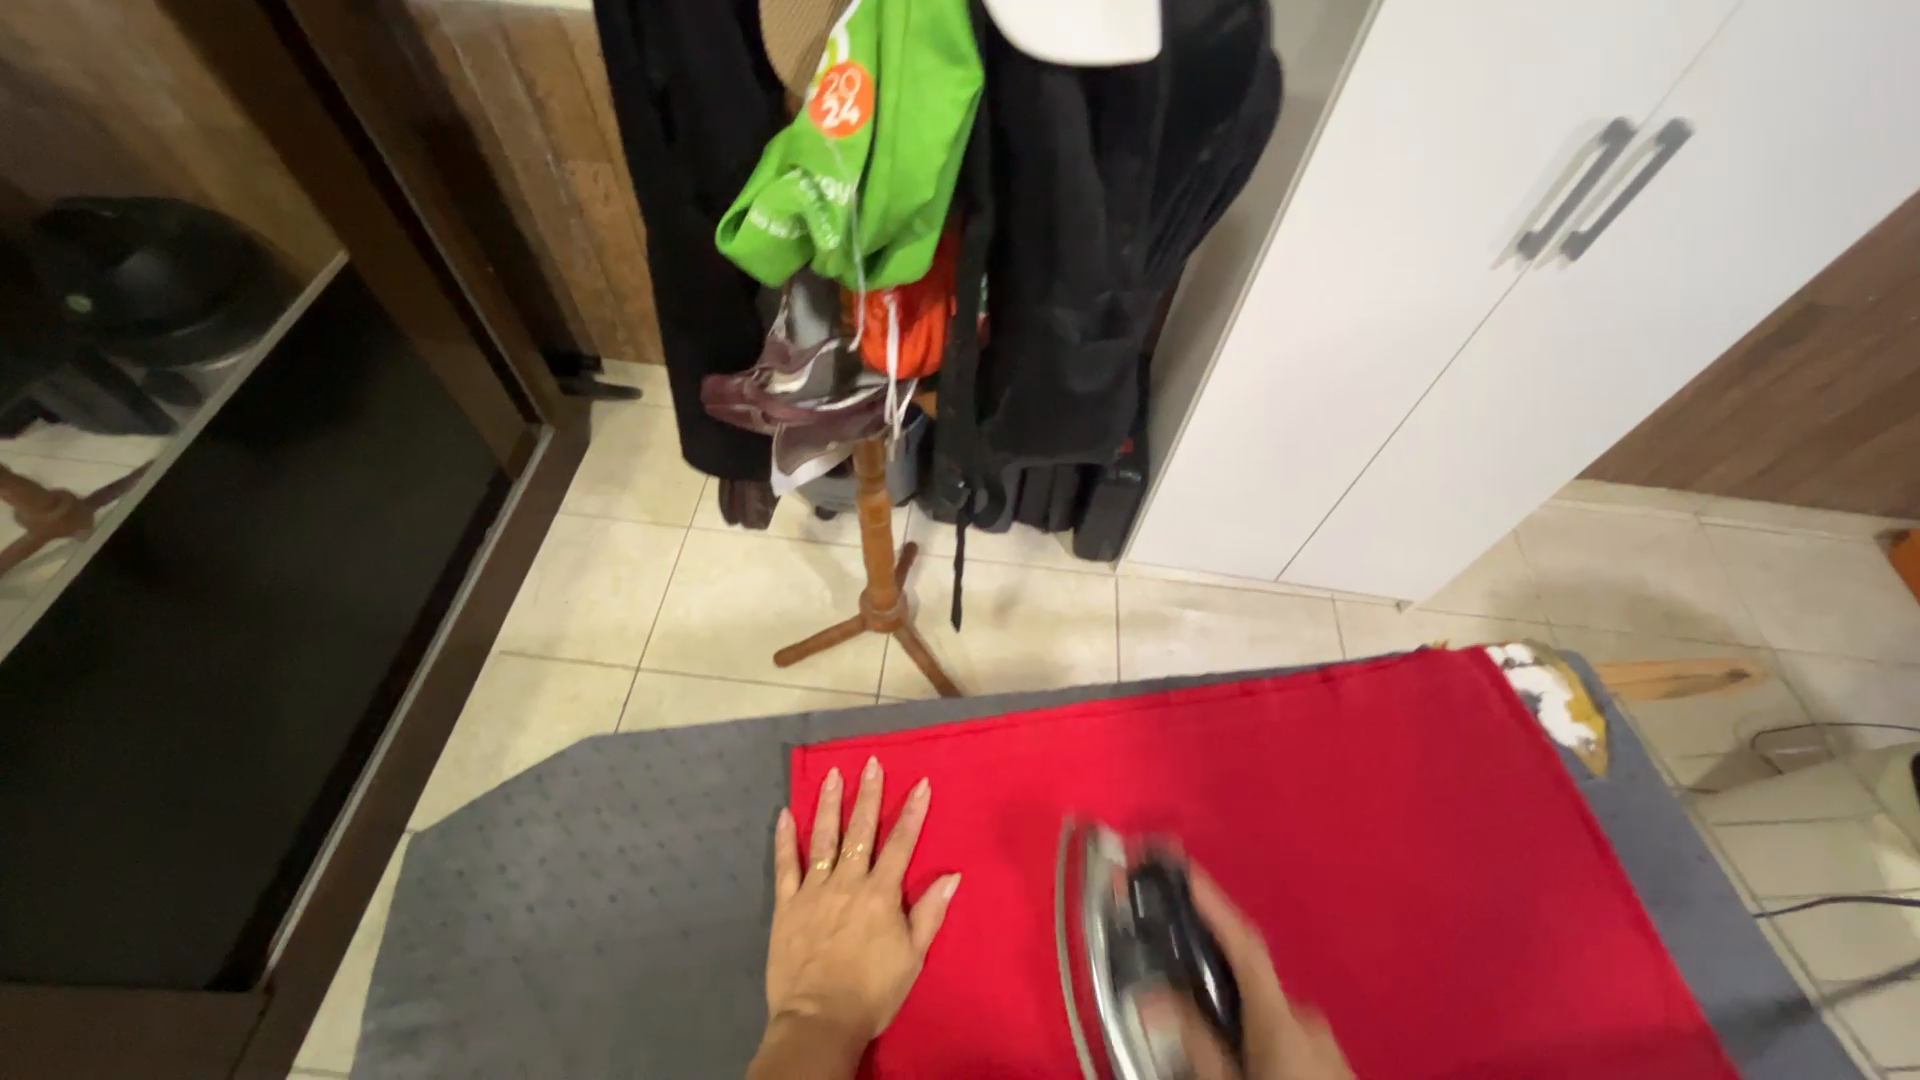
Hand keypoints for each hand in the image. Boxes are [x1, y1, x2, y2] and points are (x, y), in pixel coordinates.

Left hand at [764, 757, 960, 1042]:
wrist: (819, 1021)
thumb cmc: (872, 992)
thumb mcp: (912, 956)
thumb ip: (930, 912)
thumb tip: (952, 875)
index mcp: (880, 893)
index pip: (901, 843)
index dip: (911, 812)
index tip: (919, 783)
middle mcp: (847, 882)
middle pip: (860, 831)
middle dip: (868, 795)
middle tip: (871, 763)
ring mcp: (813, 891)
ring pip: (823, 838)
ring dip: (829, 805)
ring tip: (833, 775)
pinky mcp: (787, 905)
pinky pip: (785, 866)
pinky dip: (785, 839)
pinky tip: (785, 814)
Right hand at [1178, 864, 1353, 1079]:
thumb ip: (1196, 1042)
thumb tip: (1150, 995)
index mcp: (1279, 1016)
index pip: (1242, 942)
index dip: (1213, 901)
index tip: (1182, 870)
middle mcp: (1306, 1019)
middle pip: (1250, 982)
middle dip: (1213, 979)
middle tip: (1174, 988)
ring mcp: (1325, 1045)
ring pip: (1266, 1015)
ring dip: (1236, 1020)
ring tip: (1211, 1048)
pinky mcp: (1333, 1067)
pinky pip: (1285, 1039)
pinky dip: (1258, 1041)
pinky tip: (1246, 1065)